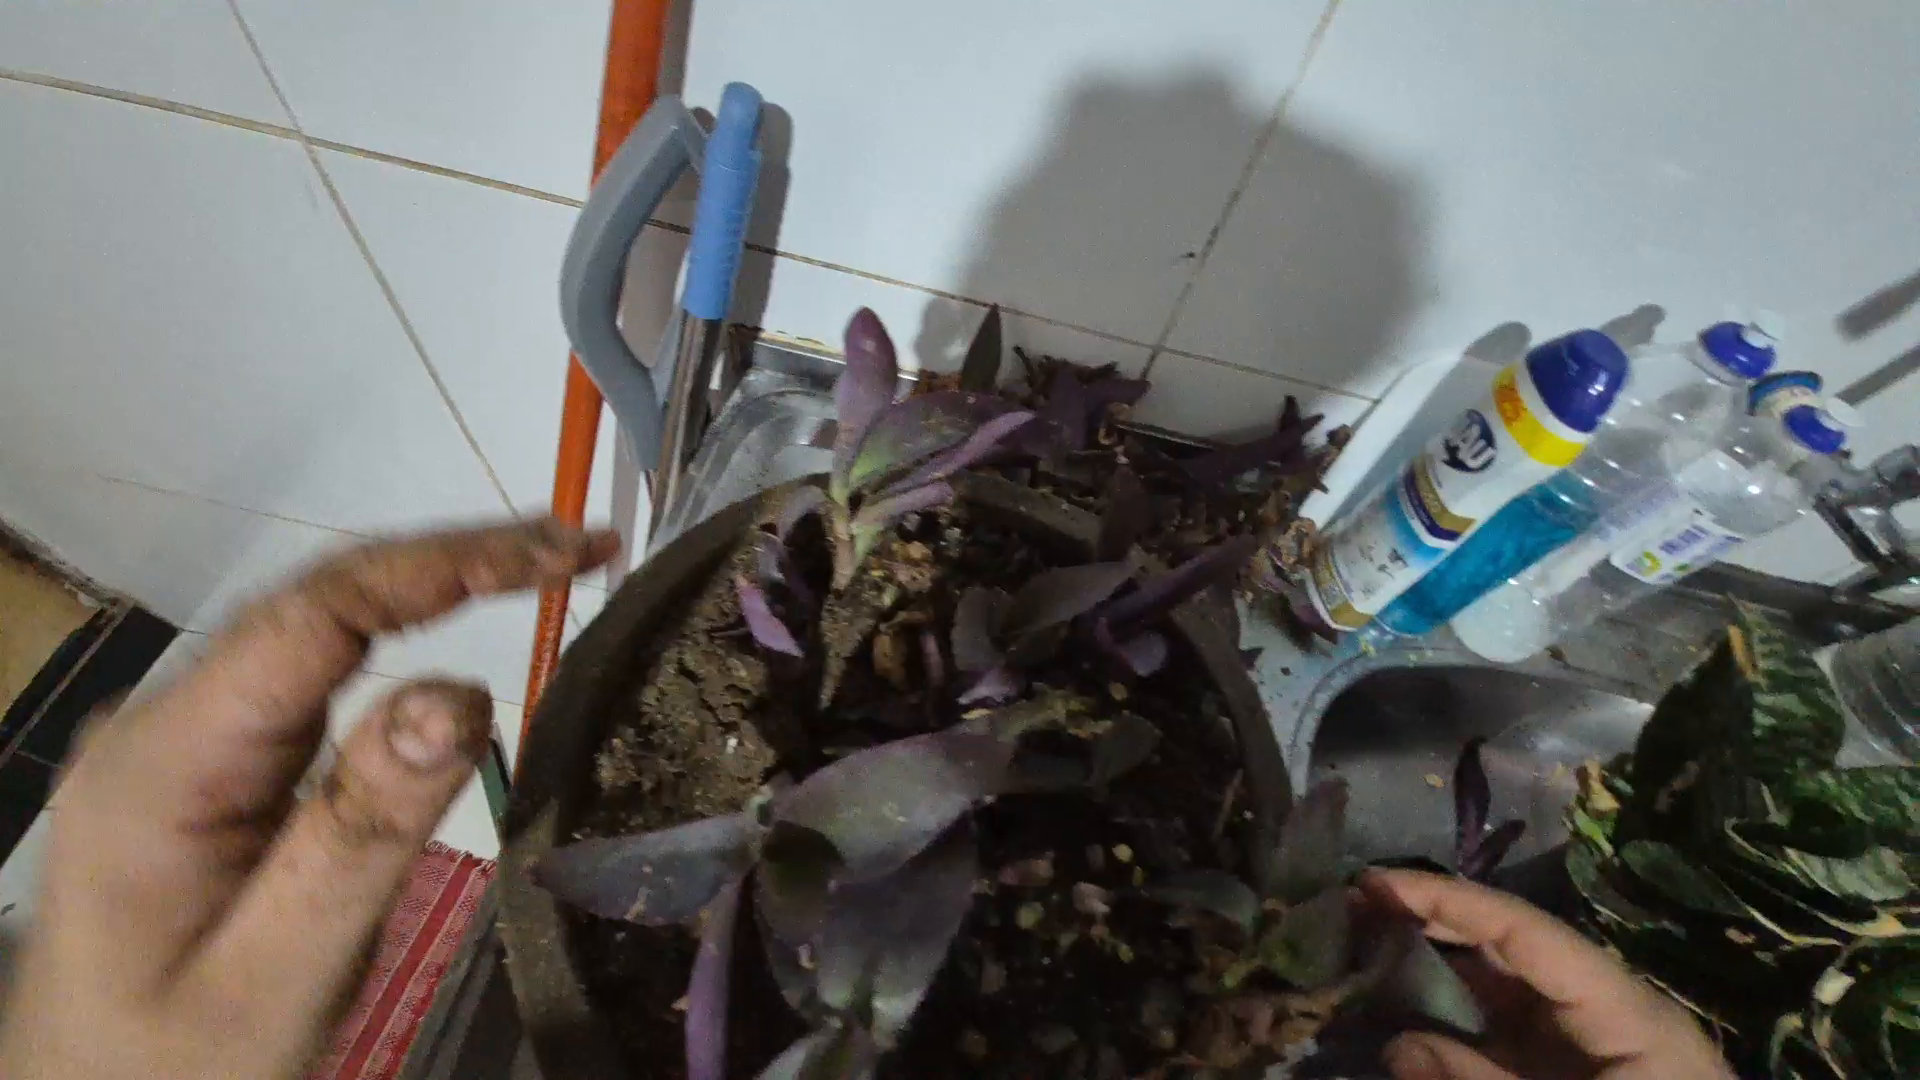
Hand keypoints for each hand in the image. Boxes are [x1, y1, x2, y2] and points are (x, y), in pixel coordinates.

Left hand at [0, 519, 617, 1079]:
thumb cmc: (184, 1062)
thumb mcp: (286, 965)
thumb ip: (366, 827)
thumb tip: (462, 695)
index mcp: (174, 758)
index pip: (321, 615)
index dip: (449, 566)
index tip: (561, 556)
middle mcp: (182, 715)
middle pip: (332, 594)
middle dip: (465, 553)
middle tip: (584, 544)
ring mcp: (213, 725)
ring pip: (340, 612)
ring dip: (452, 571)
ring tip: (553, 557)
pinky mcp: (247, 744)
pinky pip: (343, 652)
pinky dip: (428, 611)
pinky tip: (476, 600)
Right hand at [1360, 869, 1734, 1079]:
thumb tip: (1396, 1047)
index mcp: (1625, 1012)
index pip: (1519, 926)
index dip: (1441, 897)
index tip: (1369, 884)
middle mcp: (1604, 1009)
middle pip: (1503, 942)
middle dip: (1428, 921)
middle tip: (1352, 908)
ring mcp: (1586, 1040)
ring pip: (1495, 980)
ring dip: (1430, 964)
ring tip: (1362, 947)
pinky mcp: (1567, 1067)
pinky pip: (1497, 1022)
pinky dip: (1447, 1011)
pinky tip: (1400, 1007)